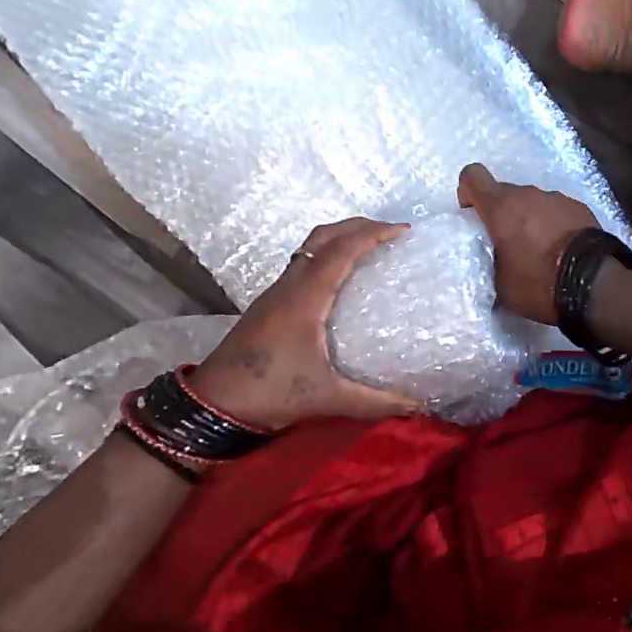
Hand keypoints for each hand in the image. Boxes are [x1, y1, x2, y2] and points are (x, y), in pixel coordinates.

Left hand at [186, 219, 420, 430]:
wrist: (215, 403)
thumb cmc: (271, 393)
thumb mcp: (328, 398)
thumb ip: (375, 402)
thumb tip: (417, 405)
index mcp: (305, 299)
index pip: (341, 251)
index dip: (373, 234)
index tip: (402, 231)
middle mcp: (289, 287)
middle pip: (323, 237)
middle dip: (357, 226)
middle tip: (390, 233)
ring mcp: (276, 293)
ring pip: (309, 248)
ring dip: (339, 239)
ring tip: (370, 248)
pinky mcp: (269, 305)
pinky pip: (302, 264)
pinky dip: (326, 257)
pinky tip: (341, 279)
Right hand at [457, 163, 599, 323]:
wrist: (594, 284)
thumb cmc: (539, 283)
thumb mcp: (500, 285)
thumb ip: (489, 262)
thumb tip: (492, 259)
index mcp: (501, 208)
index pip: (472, 176)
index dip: (468, 192)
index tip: (474, 216)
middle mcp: (528, 194)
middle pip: (504, 193)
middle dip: (500, 214)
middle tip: (506, 245)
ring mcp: (557, 198)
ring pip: (531, 202)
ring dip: (528, 219)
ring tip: (538, 250)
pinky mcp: (579, 207)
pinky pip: (555, 210)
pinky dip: (552, 223)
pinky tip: (560, 248)